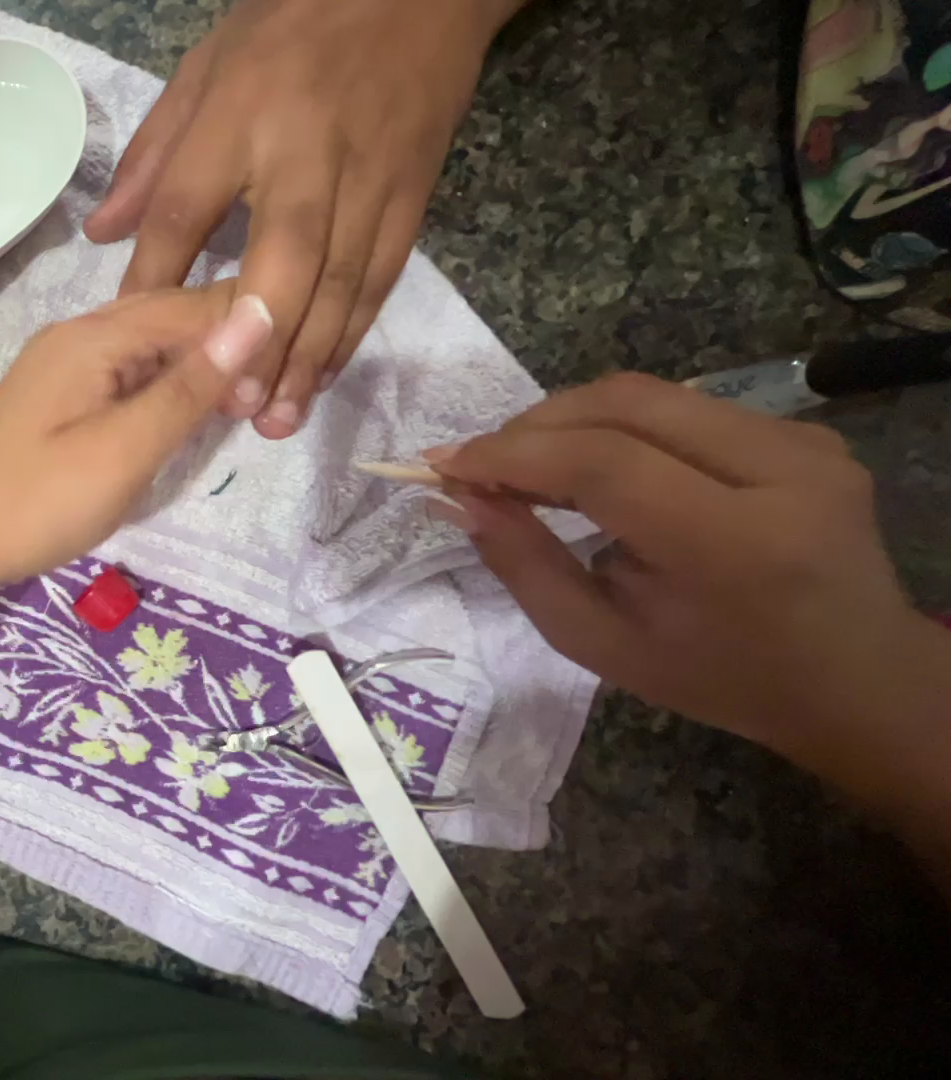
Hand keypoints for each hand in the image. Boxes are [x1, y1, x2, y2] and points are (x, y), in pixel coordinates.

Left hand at [0, 286, 272, 590]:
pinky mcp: (56, 396)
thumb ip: (188, 386)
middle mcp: (74, 334)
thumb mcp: (123, 450)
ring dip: (191, 373)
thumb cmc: (39, 504)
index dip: (245, 339)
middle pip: (168, 319)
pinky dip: (157, 391)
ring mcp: (60, 364)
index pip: (193, 306)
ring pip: (146, 347)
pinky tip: (173, 421)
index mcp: (91, 336)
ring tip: (227, 417)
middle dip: (222, 352)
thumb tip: (257, 314)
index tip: (273, 395)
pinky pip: (121, 373)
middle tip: (256, 409)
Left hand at [84, 0, 515, 437]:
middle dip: (257, 343)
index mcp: (238, 117)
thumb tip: (100, 232)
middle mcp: (306, 155)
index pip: (183, 210)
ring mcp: (368, 177)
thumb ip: (151, 157)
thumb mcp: (203, 69)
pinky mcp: (411, 194)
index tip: (132, 337)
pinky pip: (381, 276)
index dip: (155, 277)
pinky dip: (353, 332)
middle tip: (235, 409)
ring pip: (340, 283)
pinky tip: (324, 376)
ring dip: (308, 358)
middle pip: (281, 263)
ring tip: (278, 419)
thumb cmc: (290, 25)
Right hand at [426, 374, 950, 807]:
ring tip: (517, 469)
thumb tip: (453, 498)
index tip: (440, 465)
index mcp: (736, 545)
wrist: (853, 676)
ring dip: (558, 421)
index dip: (508, 455)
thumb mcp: (592, 638)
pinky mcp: (796, 431)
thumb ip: (519, 562)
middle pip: (622, 405)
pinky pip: (670, 405)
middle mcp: (783, 473)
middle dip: (526, 428)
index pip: (603, 464)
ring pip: (641, 394)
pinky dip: (600, 426)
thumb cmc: (709, 674)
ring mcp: (800, 443)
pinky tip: (576, 466)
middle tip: (474, 469)